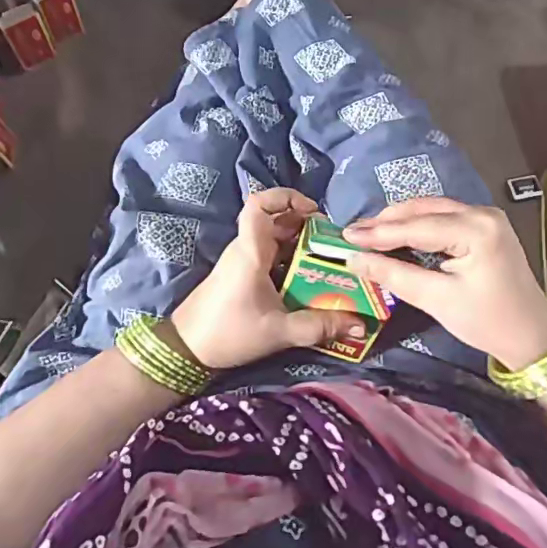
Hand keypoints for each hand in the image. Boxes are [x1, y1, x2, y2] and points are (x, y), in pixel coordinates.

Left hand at [169, 188, 366, 370]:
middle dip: (304, 225)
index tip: (312, 212)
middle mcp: (245, 249)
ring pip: (273, 239)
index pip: (259, 204)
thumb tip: (359, 324)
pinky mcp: (240, 277)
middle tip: (332, 243)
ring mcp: (241, 262)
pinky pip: (268, 257)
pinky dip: (289, 260)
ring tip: (326, 261)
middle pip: (275, 221)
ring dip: (298, 244)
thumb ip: (319, 326)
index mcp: (250, 251)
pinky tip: (307, 279)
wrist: (187, 350)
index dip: (285, 197)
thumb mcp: (279, 331)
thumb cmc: (229, 332)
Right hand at [343, 198, 546, 369]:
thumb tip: (353, 259)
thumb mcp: (437, 300)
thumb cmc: (487, 321)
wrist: (533, 336)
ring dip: (399, 220)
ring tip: (367, 233)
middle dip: (386, 221)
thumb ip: (394, 275)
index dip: (378, 232)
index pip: (417, 226)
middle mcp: (483, 213)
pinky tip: (396, 233)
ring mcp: (486, 217)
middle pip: (423, 209)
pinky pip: (443, 217)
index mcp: (477, 229)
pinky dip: (417, 225)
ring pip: (431, 210)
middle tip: (352, 233)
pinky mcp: (485, 226)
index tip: (345, 235)